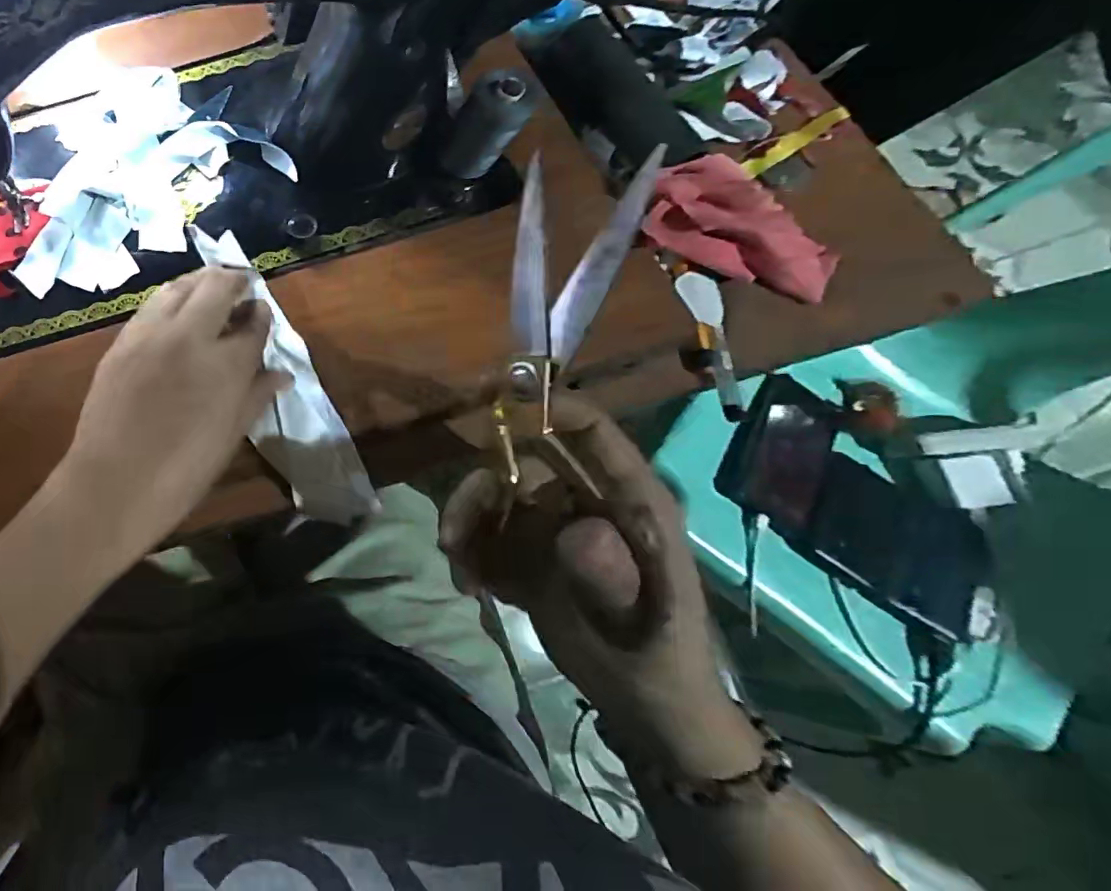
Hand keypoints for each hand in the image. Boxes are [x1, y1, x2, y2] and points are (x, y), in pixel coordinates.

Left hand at [64, 266, 288, 543]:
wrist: (112, 485)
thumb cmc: (182, 472)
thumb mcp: (229, 436)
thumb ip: (256, 396)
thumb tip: (281, 373)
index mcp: (226, 364)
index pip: (253, 323)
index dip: (261, 316)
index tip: (261, 315)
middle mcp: (189, 335)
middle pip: (217, 285)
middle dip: (235, 280)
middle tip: (243, 287)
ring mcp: (150, 333)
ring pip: (179, 286)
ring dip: (200, 282)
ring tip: (209, 292)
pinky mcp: (121, 341)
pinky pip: (151, 306)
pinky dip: (171, 300)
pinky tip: (175, 315)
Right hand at [440, 394, 759, 776]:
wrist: (647, 713)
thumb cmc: (659, 661)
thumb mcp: (644, 626)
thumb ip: (611, 576)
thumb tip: (570, 527)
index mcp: (628, 500)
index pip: (591, 431)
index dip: (548, 404)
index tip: (494, 397)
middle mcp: (584, 502)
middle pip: (519, 464)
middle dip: (479, 491)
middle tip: (451, 536)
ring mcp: (552, 529)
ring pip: (493, 498)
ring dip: (465, 525)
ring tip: (458, 570)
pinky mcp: (529, 555)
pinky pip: (485, 536)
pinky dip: (468, 554)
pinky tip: (471, 587)